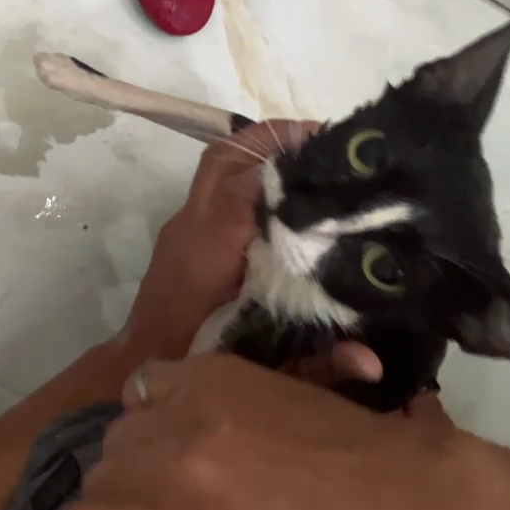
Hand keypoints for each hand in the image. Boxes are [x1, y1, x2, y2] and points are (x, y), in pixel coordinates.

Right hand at [61, 355, 474, 509]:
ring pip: (118, 433)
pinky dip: (155, 410)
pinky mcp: (216, 369)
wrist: (415, 508)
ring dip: (137, 462)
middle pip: (95, 482)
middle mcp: (179, 466)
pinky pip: (148, 384)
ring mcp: (197, 407)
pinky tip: (189, 429)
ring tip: (182, 477)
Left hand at [118, 120, 321, 360]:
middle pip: (223, 159)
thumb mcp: (255, 369)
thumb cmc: (195, 366)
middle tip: (325, 142)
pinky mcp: (181, 230)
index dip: (284, 168)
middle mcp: (190, 228)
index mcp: (206, 254)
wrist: (137, 366)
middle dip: (272, 140)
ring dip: (259, 150)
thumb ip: (312, 365)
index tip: (332, 158)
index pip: (240, 192)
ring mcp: (181, 224)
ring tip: (309, 156)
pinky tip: (283, 189)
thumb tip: (372, 361)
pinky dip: (247, 171)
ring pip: (215, 165)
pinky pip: (213, 184)